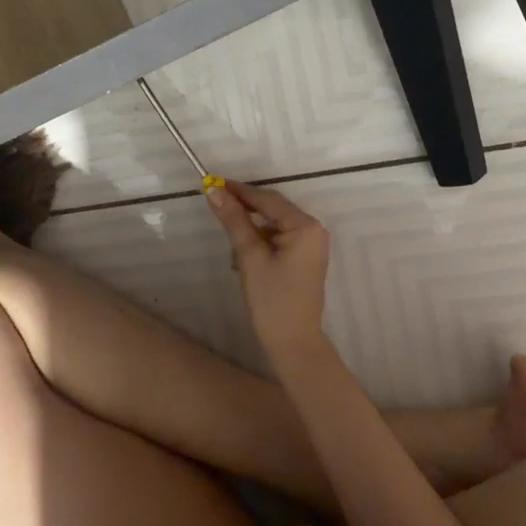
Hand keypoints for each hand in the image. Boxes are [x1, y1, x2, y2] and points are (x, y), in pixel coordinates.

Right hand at [206, 180, 329, 361]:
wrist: (293, 343)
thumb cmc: (272, 300)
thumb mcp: (249, 257)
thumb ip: (234, 220)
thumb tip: (214, 191)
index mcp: (304, 226)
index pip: (267, 199)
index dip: (238, 191)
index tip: (212, 183)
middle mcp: (313, 230)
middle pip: (272, 209)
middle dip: (244, 211)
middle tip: (215, 207)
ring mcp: (311, 245)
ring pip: (273, 224)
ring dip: (250, 230)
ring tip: (232, 249)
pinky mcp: (305, 258)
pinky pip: (279, 238)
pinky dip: (260, 243)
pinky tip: (244, 259)